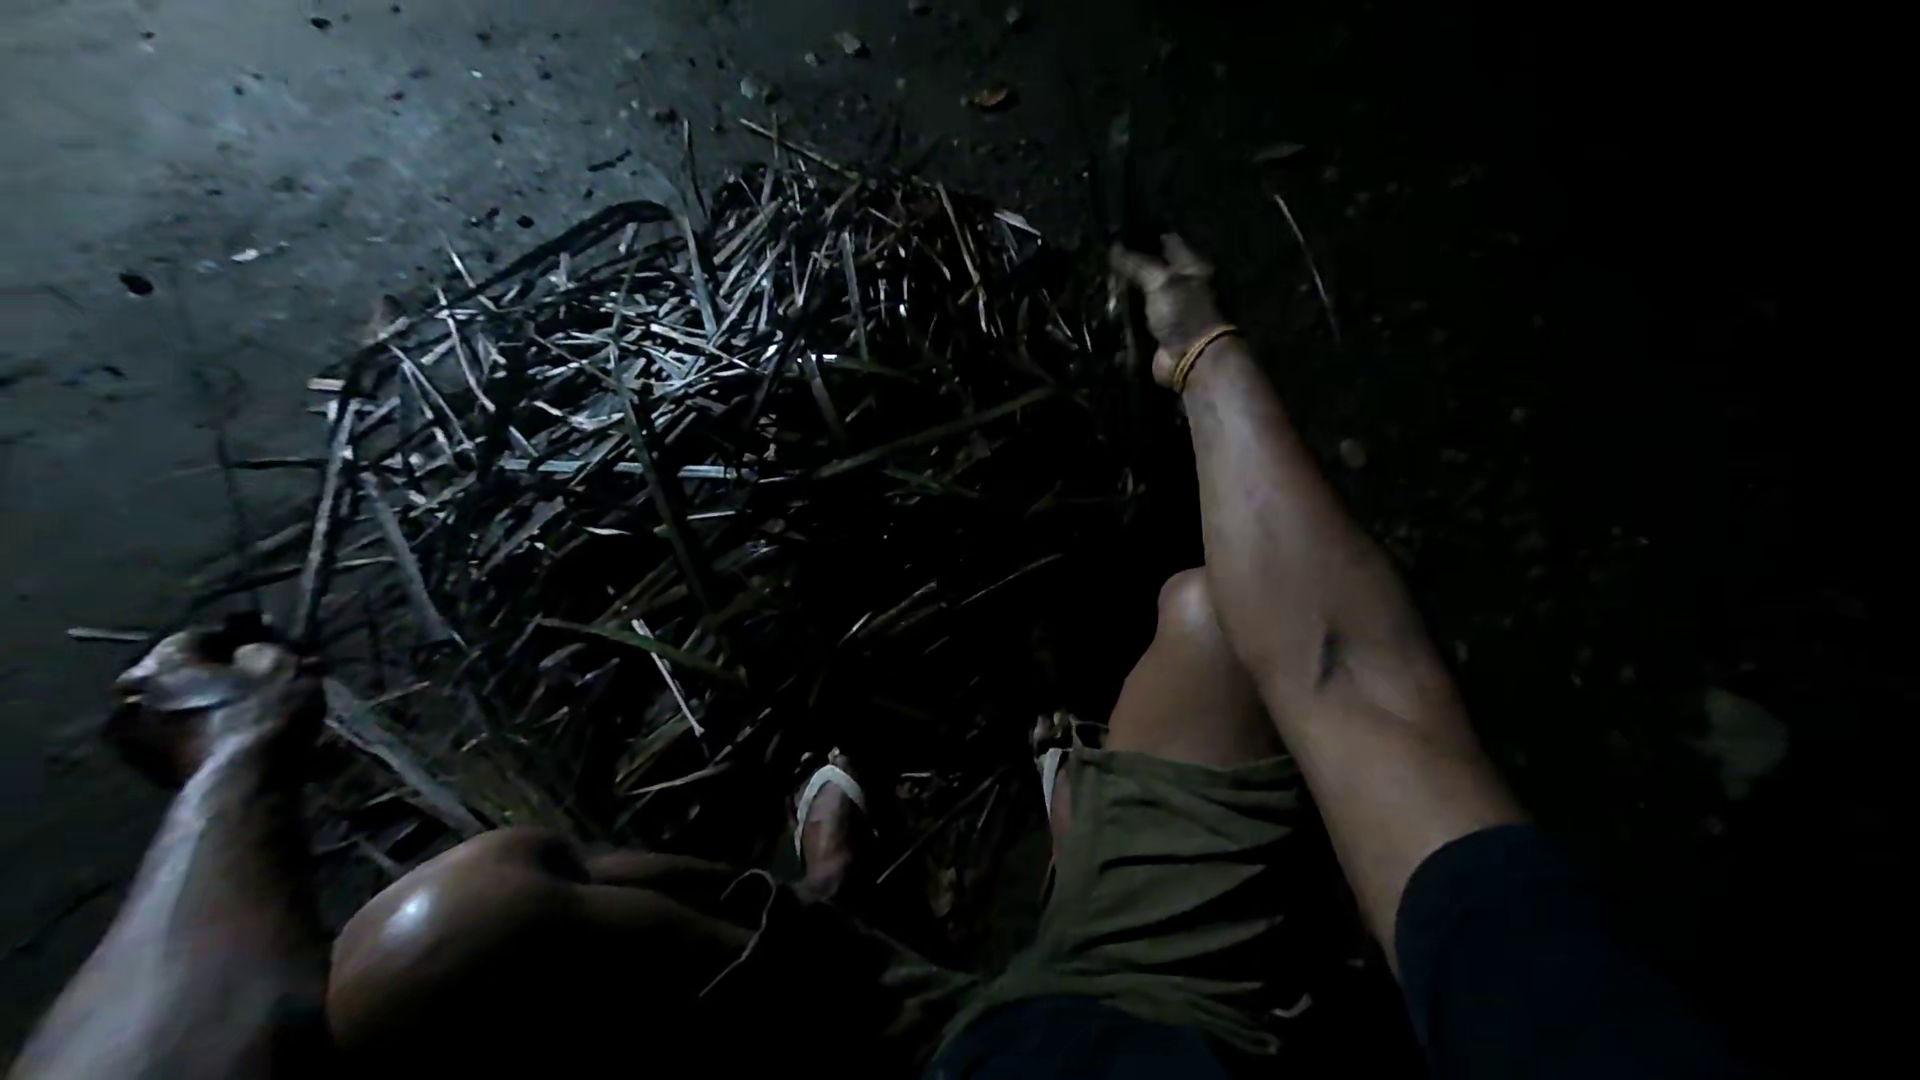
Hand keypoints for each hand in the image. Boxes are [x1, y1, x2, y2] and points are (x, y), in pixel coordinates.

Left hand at [108, 629, 321, 785]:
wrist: (244, 780)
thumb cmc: (262, 711)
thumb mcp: (281, 664)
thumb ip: (262, 648)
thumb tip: (250, 649)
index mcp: (157, 665)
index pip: (198, 635)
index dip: (240, 637)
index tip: (273, 644)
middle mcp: (131, 696)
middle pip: (188, 672)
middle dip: (228, 672)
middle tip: (269, 677)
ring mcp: (133, 736)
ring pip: (186, 703)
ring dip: (220, 700)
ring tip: (262, 705)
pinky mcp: (149, 765)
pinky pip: (184, 731)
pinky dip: (211, 725)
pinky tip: (244, 728)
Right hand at [1110, 235, 1227, 387]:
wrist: (1191, 359)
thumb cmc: (1184, 312)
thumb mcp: (1161, 281)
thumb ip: (1137, 264)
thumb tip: (1113, 247)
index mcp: (1192, 267)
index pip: (1168, 243)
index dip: (1146, 236)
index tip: (1120, 232)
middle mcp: (1183, 287)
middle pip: (1154, 270)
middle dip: (1131, 266)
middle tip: (1104, 258)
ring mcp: (1170, 312)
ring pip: (1143, 295)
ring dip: (1125, 292)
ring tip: (1100, 281)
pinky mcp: (1157, 334)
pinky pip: (1136, 320)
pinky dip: (1123, 316)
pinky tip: (1105, 308)